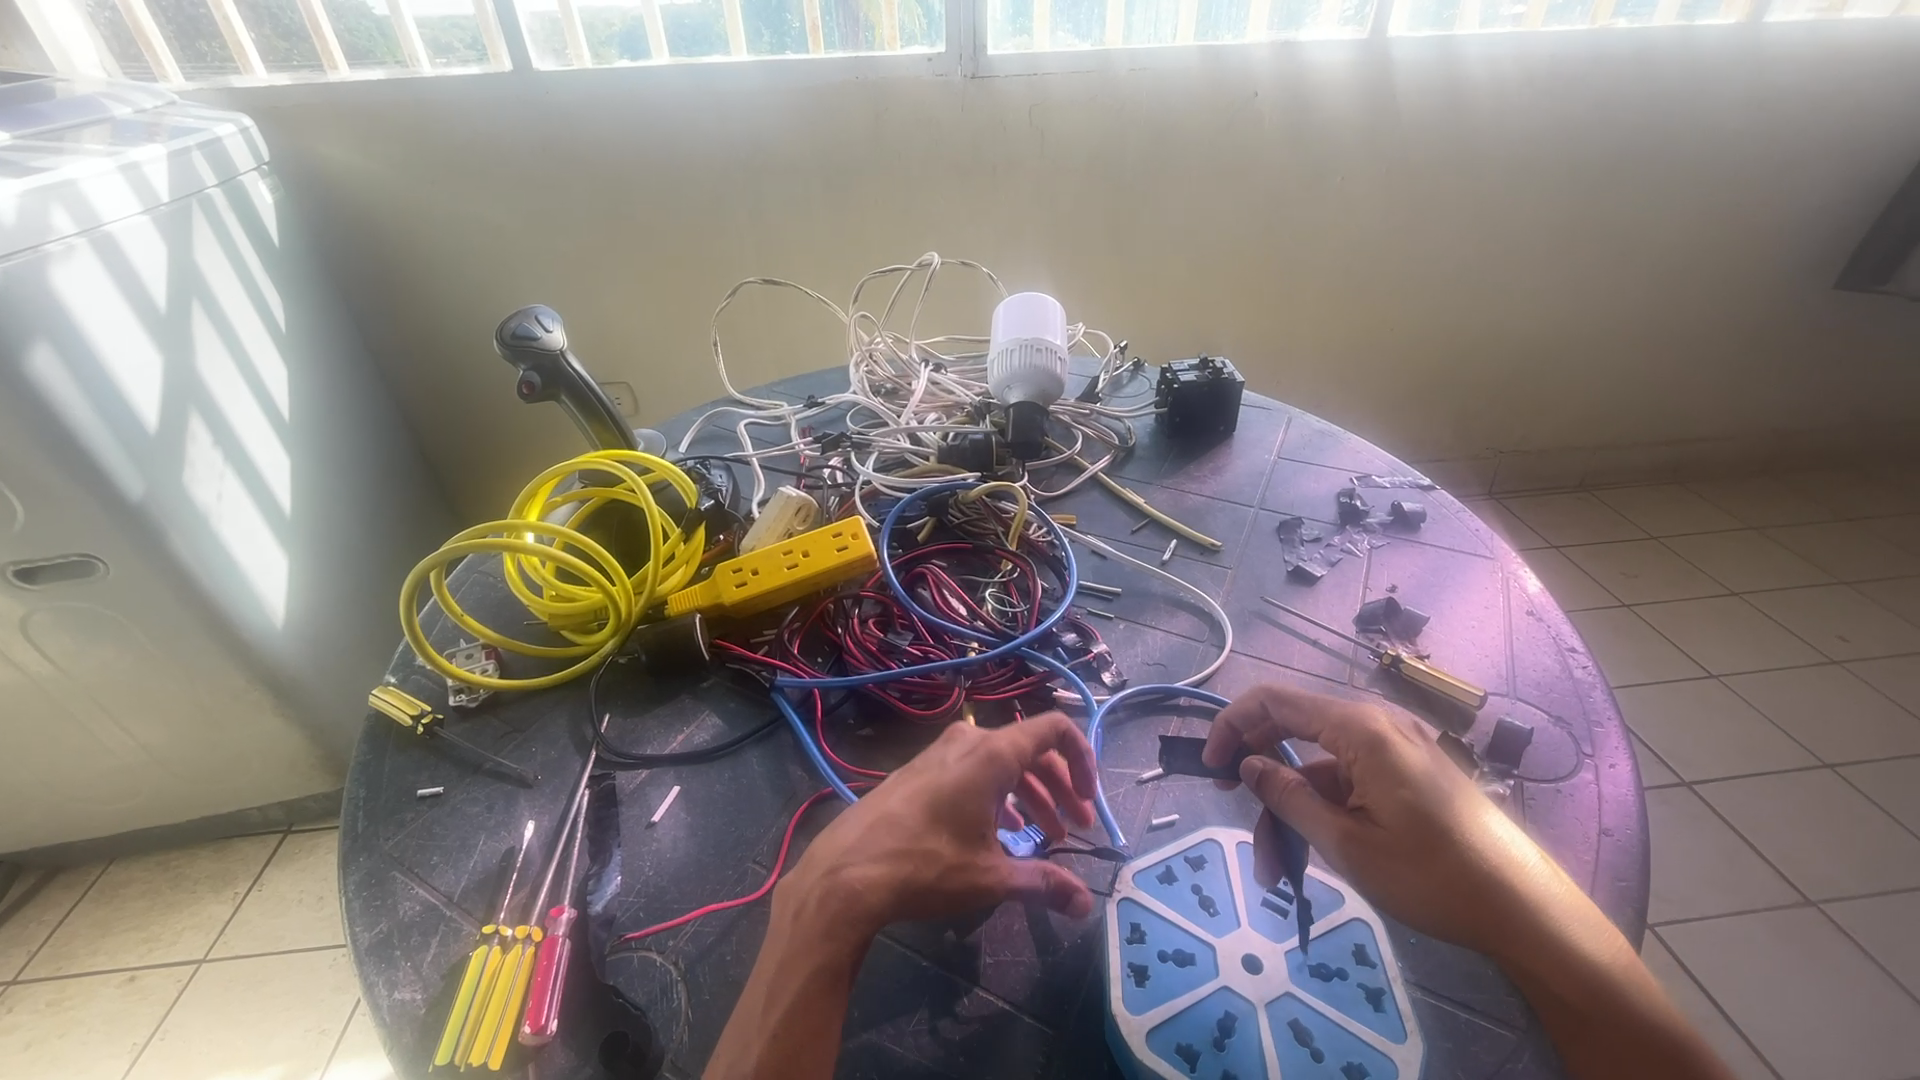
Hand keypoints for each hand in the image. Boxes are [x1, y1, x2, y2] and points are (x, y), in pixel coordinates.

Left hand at [778, 713, 1099, 937]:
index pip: (1055, 730)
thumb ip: (1043, 884)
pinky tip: (1004, 834)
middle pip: (1031, 751)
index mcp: (993, 754)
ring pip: (1002, 764)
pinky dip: (999, 796)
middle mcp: (969, 742)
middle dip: (1060, 788)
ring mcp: (941, 754)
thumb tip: (1084, 905)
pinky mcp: (921, 771)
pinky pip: (974, 772)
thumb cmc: (926, 865)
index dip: (1083, 759)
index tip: (1090, 800)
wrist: (847, 870)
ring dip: (1031, 796)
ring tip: (1047, 838)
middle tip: (1076, 828)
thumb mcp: (990, 878)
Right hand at [1203, 684, 1571, 957]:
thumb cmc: (1434, 876)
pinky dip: (1322, 810)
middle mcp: (1376, 726)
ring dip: (1290, 808)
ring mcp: (1395, 749)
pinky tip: (1311, 855)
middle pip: (1293, 732)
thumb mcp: (1346, 843)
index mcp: (1360, 729)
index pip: (1274, 703)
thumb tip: (1248, 765)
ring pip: (1318, 767)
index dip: (1231, 726)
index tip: (1210, 768)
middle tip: (1234, 812)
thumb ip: (1287, 797)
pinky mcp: (1407, 773)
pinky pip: (1347, 781)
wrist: (1528, 911)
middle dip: (1259, 776)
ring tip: (1277, 869)